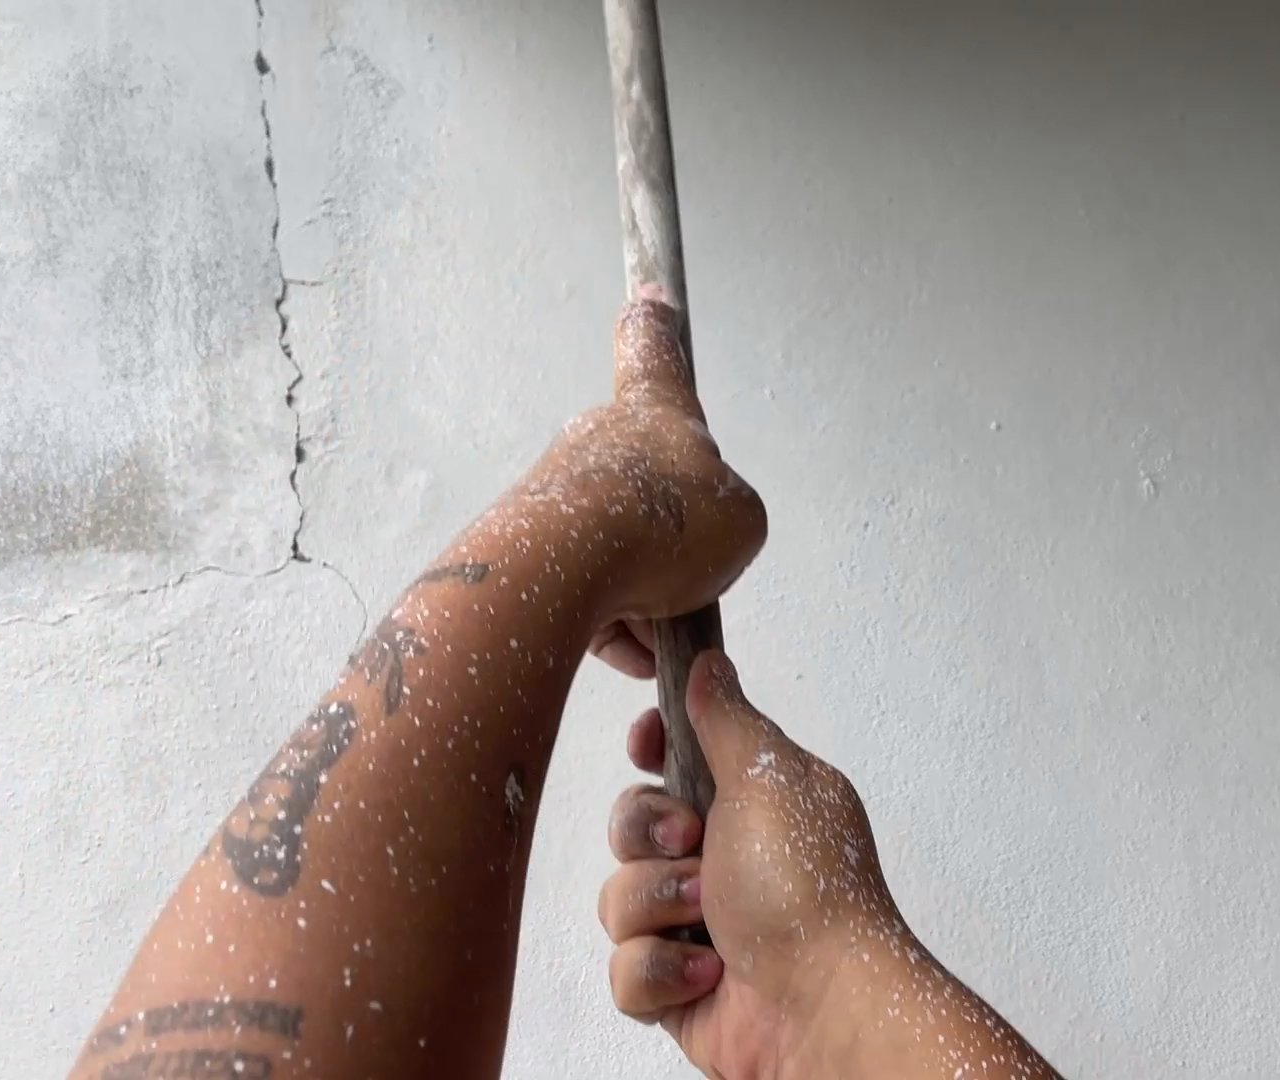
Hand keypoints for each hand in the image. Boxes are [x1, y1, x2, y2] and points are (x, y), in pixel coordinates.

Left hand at [486, 295, 765, 671]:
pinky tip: (637, 654)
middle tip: (691, 576)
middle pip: (650, 486)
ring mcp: (563, 498)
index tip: (651, 298)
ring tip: (662, 625)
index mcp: (653, 416)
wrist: (564, 572)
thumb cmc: (655, 528)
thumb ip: (736, 520)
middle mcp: (599, 445)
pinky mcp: (535, 551)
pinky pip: (591, 591)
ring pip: (623, 553)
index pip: (656, 352)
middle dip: (677, 540)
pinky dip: (618, 626)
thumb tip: (708, 544)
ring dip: (652, 598)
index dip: (659, 325)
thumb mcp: (744, 520)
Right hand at [597, 652, 908, 1077]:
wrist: (822, 1005)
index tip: (648, 741)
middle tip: (691, 839)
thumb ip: (726, 717)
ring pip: (620, 894)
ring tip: (712, 919)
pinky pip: (625, 965)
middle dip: (650, 831)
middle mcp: (718, 852)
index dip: (652, 746)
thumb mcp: (766, 778)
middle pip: (631, 819)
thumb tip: (708, 661)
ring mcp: (695, 917)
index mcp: (746, 798)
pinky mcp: (675, 982)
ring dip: (661, 905)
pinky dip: (663, 972)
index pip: (676, 755)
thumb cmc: (806, 883)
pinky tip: (708, 974)